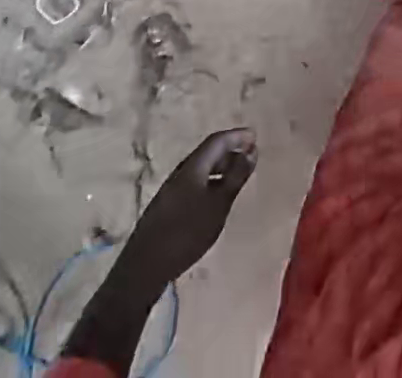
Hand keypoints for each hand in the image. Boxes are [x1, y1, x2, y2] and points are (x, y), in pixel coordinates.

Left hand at [122, 128, 256, 284]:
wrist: (146, 265)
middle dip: (230, 150)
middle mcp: (181, 172)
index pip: (217, 141)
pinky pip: (195, 182)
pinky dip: (211, 180)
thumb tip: (250, 151)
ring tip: (237, 175)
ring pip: (200, 168)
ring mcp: (172, 189)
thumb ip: (236, 176)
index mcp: (192, 166)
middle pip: (207, 152)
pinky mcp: (168, 205)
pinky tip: (216, 196)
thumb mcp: (219, 203)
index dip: (236, 136)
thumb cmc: (187, 231)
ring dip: (220, 166)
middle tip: (250, 155)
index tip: (254, 136)